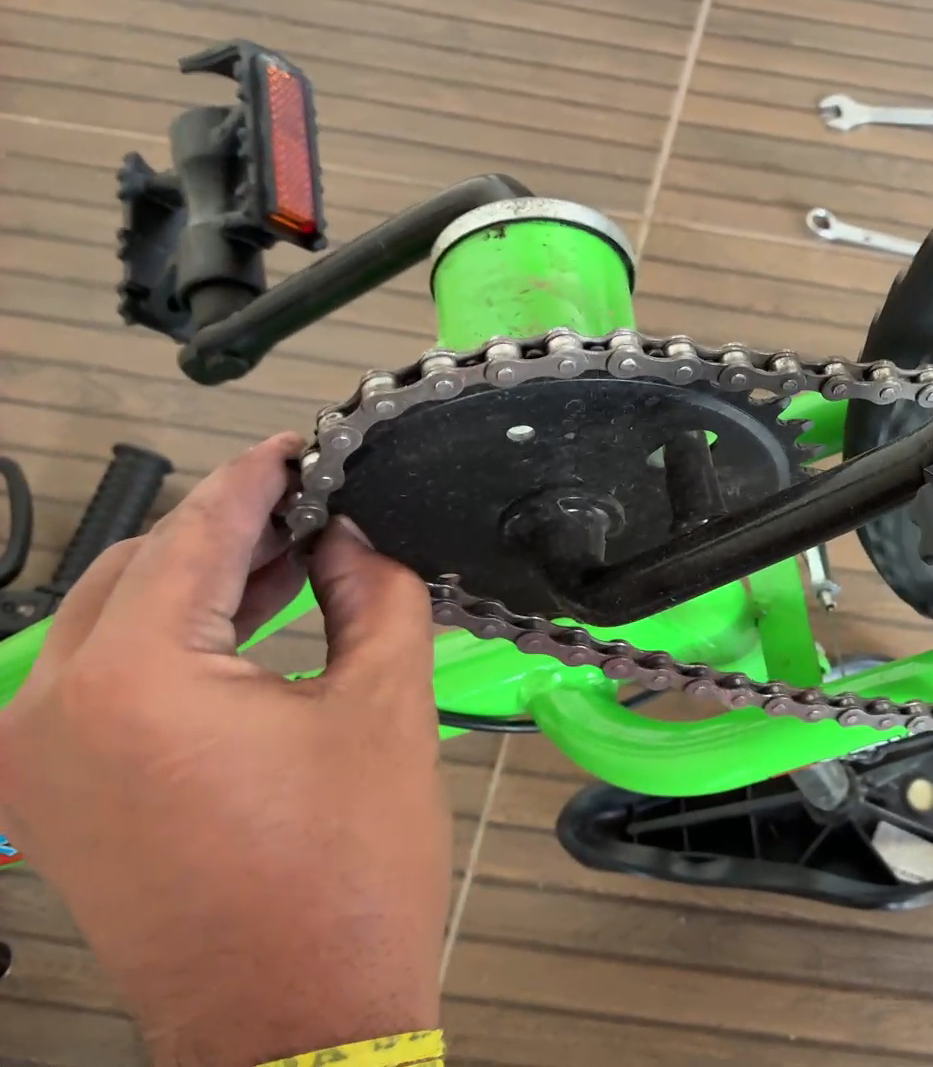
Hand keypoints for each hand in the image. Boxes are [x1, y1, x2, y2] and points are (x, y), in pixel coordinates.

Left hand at [0, 434, 446, 1065]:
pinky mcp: (53, 799)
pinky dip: (181, 644)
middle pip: (136, 573)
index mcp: (133, 682)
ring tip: (300, 561)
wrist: (298, 1000)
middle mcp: (46, 711)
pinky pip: (108, 684)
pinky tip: (255, 631)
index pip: (195, 539)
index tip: (302, 444)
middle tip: (321, 508)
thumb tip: (356, 537)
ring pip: (115, 625)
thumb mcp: (386, 706)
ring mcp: (32, 760)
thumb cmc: (356, 852)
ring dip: (206, 586)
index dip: (256, 480)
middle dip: (228, 530)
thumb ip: (373, 598)